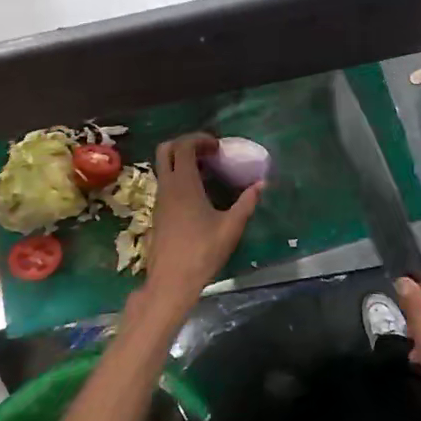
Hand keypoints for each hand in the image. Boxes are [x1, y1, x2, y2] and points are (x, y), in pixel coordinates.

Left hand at [139, 134, 260, 312]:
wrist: (171, 282)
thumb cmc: (202, 252)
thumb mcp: (231, 227)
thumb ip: (246, 203)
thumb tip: (261, 184)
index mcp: (183, 184)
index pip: (184, 146)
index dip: (200, 139)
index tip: (218, 147)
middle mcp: (167, 186)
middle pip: (166, 150)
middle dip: (186, 143)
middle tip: (209, 153)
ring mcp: (160, 200)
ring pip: (164, 167)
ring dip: (182, 161)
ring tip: (208, 172)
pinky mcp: (158, 212)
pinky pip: (166, 183)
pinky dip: (179, 177)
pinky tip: (199, 194)